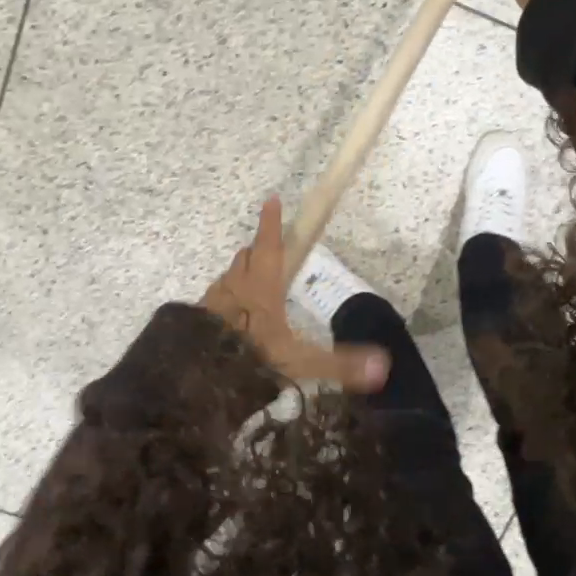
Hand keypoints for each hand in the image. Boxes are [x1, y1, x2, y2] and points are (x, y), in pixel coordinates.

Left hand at [201, 197, 389, 393]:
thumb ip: (340, 364)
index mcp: (261, 287)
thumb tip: (383, 366)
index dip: (271, 224)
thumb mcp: (299, 362)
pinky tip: (230, 316)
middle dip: (258, 249)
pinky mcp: (196, 320)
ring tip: (251, 281)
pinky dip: (226, 299)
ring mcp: (212, 303)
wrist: (193, 376)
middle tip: (267, 245)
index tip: (271, 200)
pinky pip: (215, 300)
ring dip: (241, 274)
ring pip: (229, 278)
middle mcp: (234, 287)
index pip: (269, 246)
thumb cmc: (249, 357)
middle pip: (246, 259)